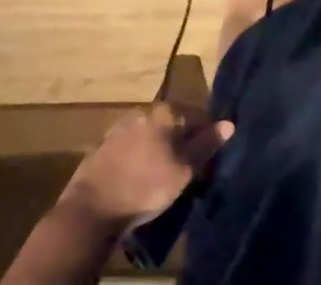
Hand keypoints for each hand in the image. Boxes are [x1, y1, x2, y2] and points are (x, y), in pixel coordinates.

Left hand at [58, 104, 233, 228]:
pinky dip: (137, 157)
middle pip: (172, 124)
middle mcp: (142, 111)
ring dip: (157, 149)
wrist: (91, 210)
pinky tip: (137, 178)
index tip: (205, 161)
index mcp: (166, 111)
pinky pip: (130, 147)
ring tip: (159, 176)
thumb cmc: (146, 186)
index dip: (205, 138)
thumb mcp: (185, 170)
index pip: (197, 116)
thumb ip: (207, 144)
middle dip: (180, 142)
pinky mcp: (101, 146)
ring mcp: (119, 127)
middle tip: (183, 169)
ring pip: (150, 135)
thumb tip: (229, 123)